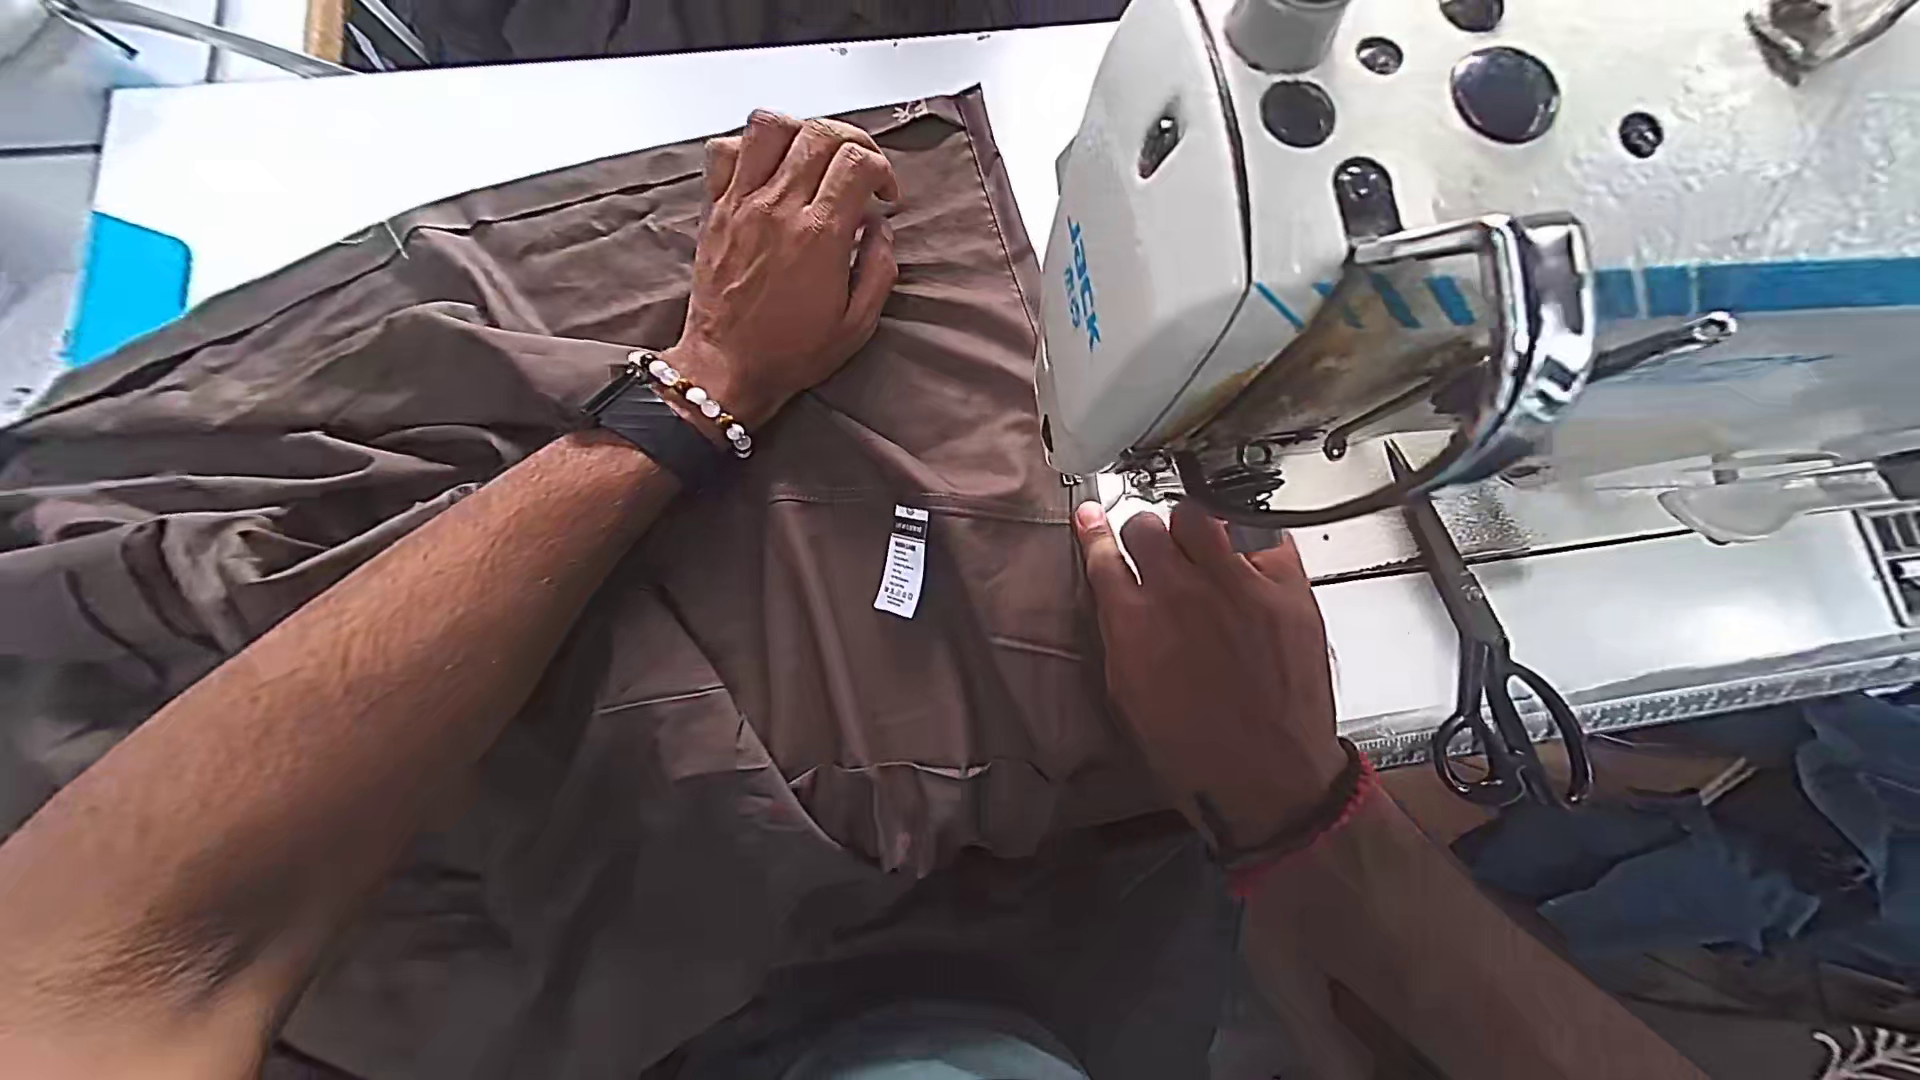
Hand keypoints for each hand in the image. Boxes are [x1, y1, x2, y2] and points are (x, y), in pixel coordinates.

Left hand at [660, 110, 900, 430]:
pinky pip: (726, 149)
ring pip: (770, 125)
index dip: (882, 169)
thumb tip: (880, 228)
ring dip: (802, 131)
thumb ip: (879, 270)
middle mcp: (779, 208)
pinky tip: (770, 170)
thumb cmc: (791, 352)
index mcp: (820, 236)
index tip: (885, 194)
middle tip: (861, 169)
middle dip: (853, 142)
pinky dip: (751, 146)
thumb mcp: (857, 325)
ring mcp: (742, 204)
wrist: (729, 367)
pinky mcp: (716, 210)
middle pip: (820, 133)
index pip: (857, 162)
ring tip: (816, 159)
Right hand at [1075, 499, 1343, 846]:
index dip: (1092, 531)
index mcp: (1134, 622)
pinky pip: (1262, 538)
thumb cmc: (1195, 751)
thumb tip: (1115, 600)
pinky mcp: (1285, 593)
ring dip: (1189, 531)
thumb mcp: (1127, 695)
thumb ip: (1118, 635)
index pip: (1101, 554)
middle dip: (1141, 534)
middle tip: (1151, 548)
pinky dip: (1249, 546)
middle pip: (1146, 526)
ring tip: (1196, 549)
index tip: (1091, 518)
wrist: (1269, 781)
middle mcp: (1180, 595)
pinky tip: (1246, 566)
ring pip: (1198, 518)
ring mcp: (1236, 588)